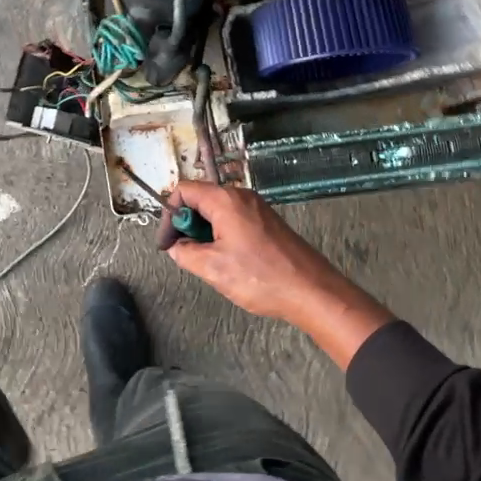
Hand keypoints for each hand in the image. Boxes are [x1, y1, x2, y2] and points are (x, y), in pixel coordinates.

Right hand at [166, 181, 394, 367]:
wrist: (312, 290)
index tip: (167, 243)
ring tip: (209, 261)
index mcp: (225, 200)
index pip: (184, 190)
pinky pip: (235, 219)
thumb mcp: (213, 268)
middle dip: (187, 224)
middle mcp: (241, 196)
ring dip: (205, 231)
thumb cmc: (261, 277)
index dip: (169, 215)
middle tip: (186, 253)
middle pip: (201, 198)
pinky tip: (230, 261)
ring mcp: (257, 207)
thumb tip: (177, 247)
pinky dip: (223, 233)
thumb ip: (186, 253)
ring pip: (218, 210)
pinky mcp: (268, 221)